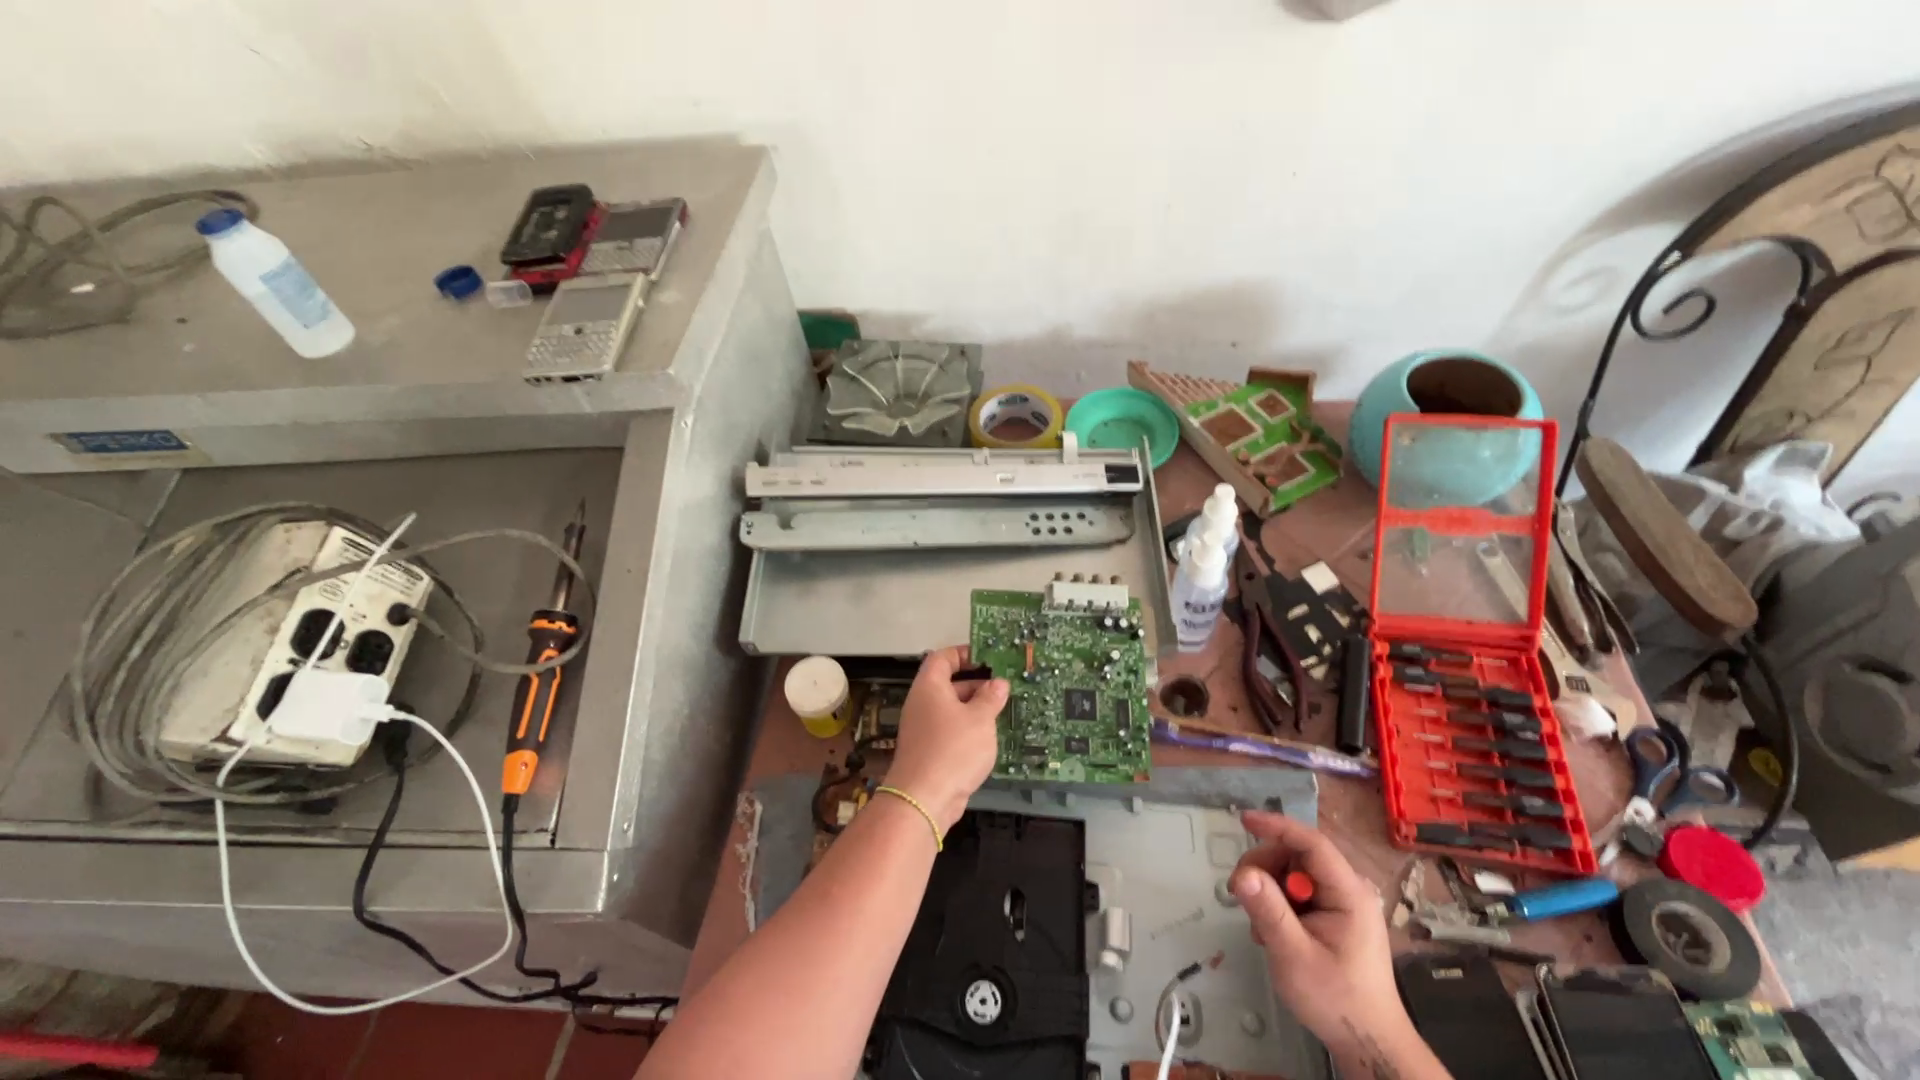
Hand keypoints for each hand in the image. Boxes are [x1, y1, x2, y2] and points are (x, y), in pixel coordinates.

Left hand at [883, 646, 1008, 832]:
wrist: (924, 798)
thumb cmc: (953, 749)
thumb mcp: (980, 719)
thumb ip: (991, 698)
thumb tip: (998, 683)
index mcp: (930, 687)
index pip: (942, 657)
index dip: (964, 653)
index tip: (988, 657)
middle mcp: (922, 704)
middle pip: (948, 683)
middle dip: (976, 683)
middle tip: (1004, 686)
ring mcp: (924, 729)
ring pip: (952, 709)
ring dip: (975, 708)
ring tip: (1003, 710)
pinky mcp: (929, 750)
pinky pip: (951, 730)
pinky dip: (969, 728)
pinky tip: (990, 736)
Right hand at [1230, 812, 1420, 1064]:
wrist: (1367, 1040)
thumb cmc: (1335, 999)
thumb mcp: (1293, 955)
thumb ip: (1268, 911)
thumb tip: (1242, 873)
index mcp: (1349, 893)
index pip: (1311, 843)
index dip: (1276, 826)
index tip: (1242, 820)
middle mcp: (1350, 889)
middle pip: (1297, 855)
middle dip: (1265, 868)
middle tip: (1241, 895)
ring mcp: (1344, 903)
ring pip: (1294, 873)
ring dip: (1270, 890)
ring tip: (1262, 928)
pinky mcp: (1336, 916)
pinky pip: (1300, 892)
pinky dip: (1280, 905)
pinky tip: (1275, 934)